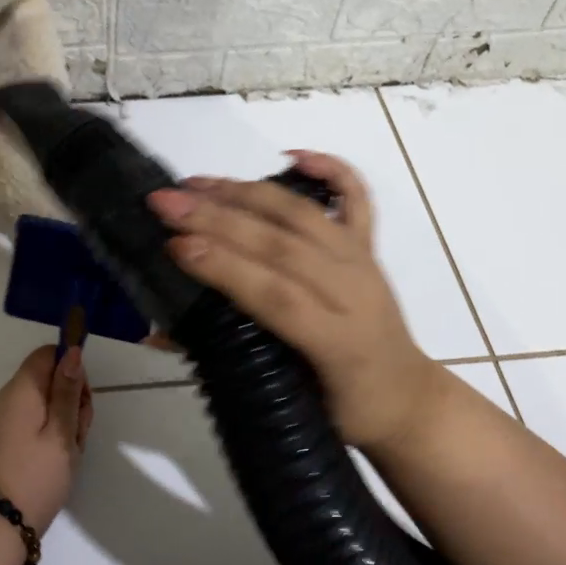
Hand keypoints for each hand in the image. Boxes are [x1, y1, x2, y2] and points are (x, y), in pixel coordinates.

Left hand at [0, 345, 92, 532]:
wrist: (0, 522)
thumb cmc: (37, 474)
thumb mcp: (62, 430)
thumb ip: (68, 389)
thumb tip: (72, 350)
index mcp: (23, 388)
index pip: (49, 354)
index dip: (71, 368)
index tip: (81, 399)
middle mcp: (12, 396)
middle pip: (50, 378)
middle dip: (72, 399)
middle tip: (79, 431)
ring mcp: (9, 417)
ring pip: (48, 402)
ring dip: (66, 420)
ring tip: (71, 450)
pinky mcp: (10, 437)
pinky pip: (38, 420)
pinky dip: (54, 433)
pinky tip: (61, 457)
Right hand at [148, 152, 435, 451]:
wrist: (408, 400)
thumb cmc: (342, 410)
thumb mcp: (287, 406)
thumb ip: (227, 365)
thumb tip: (157, 335)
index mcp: (338, 343)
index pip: (276, 295)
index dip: (225, 268)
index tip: (174, 246)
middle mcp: (354, 293)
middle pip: (283, 244)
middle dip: (219, 219)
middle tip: (166, 202)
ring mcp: (363, 263)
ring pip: (302, 215)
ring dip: (245, 193)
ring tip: (194, 182)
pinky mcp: (370, 247)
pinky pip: (355, 198)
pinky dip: (330, 169)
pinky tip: (293, 154)